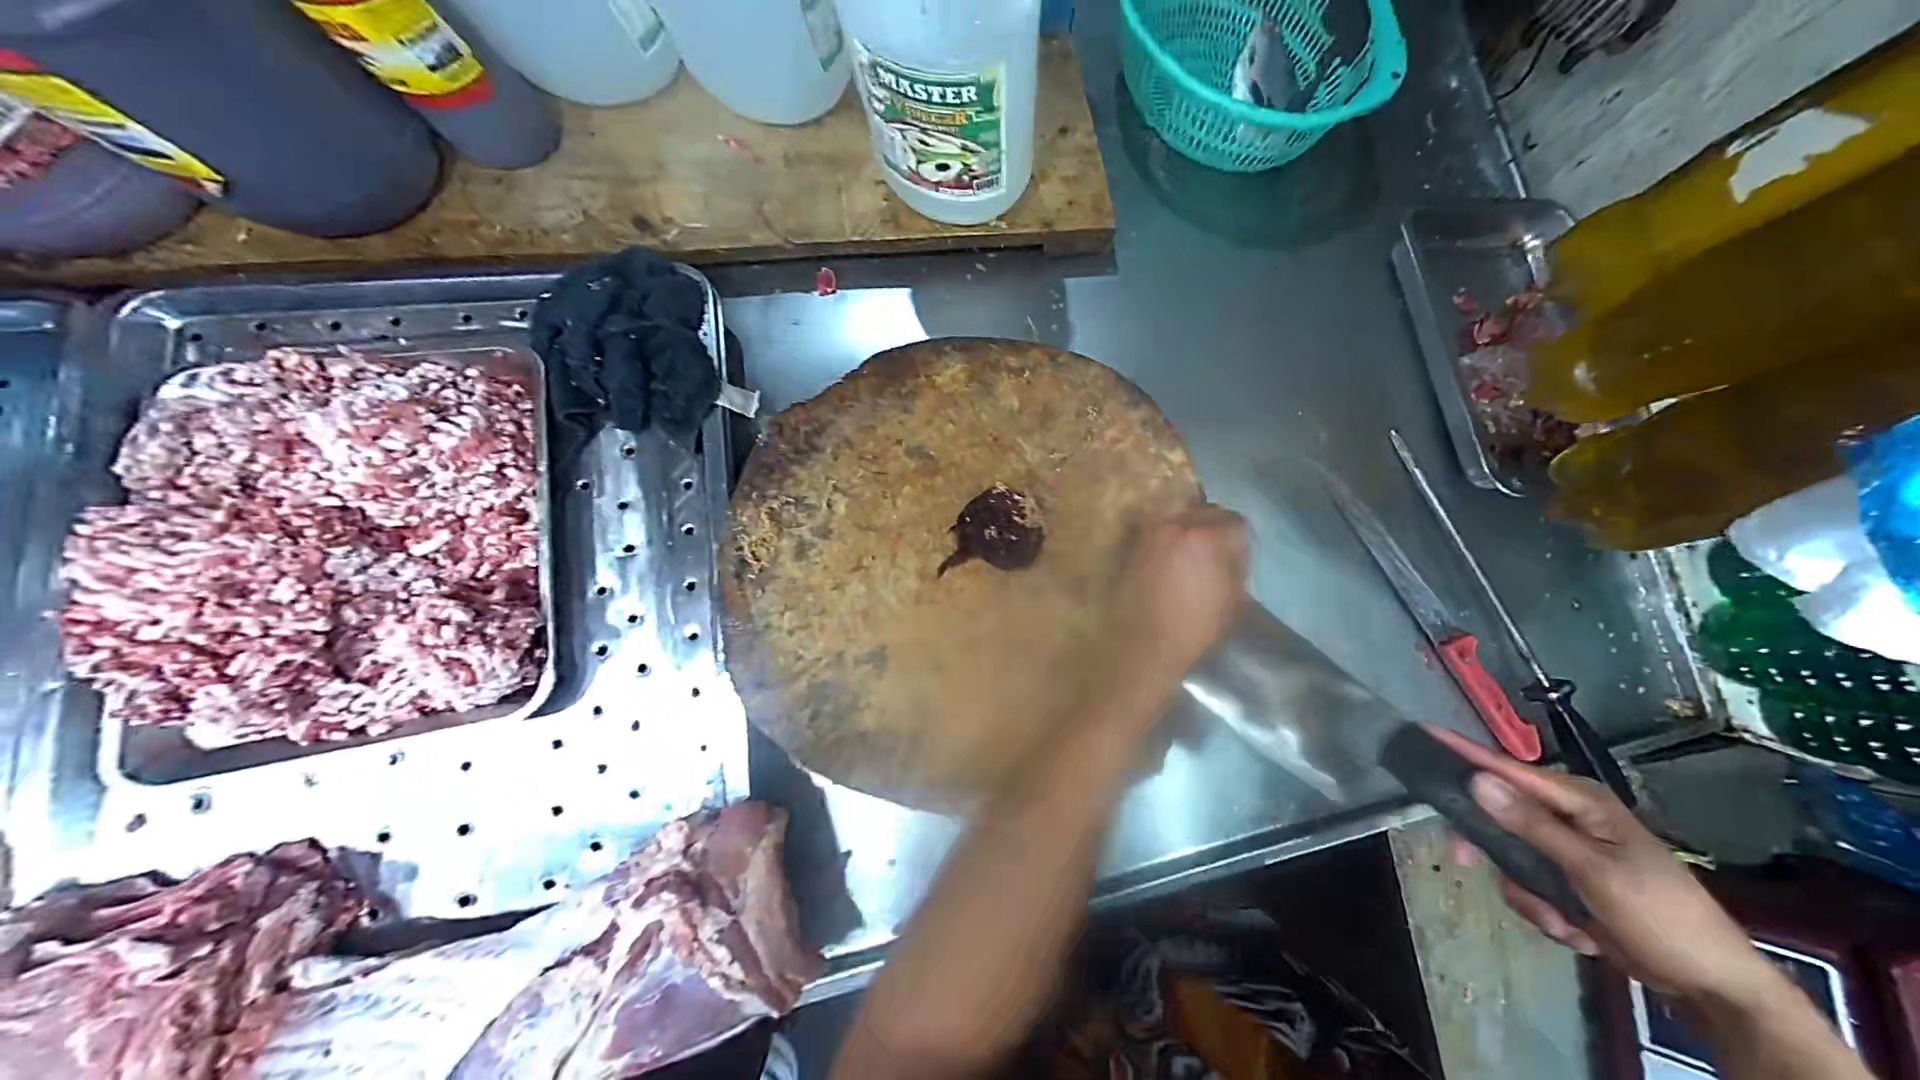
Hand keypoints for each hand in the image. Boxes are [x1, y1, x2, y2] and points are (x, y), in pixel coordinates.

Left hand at [1107, 504, 1249, 685]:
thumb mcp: (1234, 600)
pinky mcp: (1132, 546)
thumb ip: (1236, 568)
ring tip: (1191, 549)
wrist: (1145, 644)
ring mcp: (1151, 533)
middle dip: (1216, 527)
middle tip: (1216, 552)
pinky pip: (1155, 529)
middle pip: (1206, 511)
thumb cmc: (1196, 627)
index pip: (1236, 521)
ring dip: (1188, 525)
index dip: (1240, 542)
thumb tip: (1231, 555)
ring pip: (1177, 513)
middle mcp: (1177, 525)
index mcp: (1208, 537)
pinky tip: (1168, 556)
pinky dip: (1165, 535)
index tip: (1237, 560)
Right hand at [1430, 727, 1774, 1003]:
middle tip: (1467, 863)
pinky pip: (1527, 884)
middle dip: (1492, 850)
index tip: (1424, 731)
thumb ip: (1530, 824)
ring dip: (1528, 894)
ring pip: (1509, 856)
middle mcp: (1569, 817)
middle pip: (1499, 815)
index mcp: (1580, 801)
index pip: (1508, 768)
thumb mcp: (1591, 869)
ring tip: (1563, 922)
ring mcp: (1568, 850)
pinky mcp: (1568, 880)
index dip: (1464, 752)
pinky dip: (1543, 910)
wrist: (1712, 985)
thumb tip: (1477, 779)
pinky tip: (1575, 930)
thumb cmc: (1660, 915)